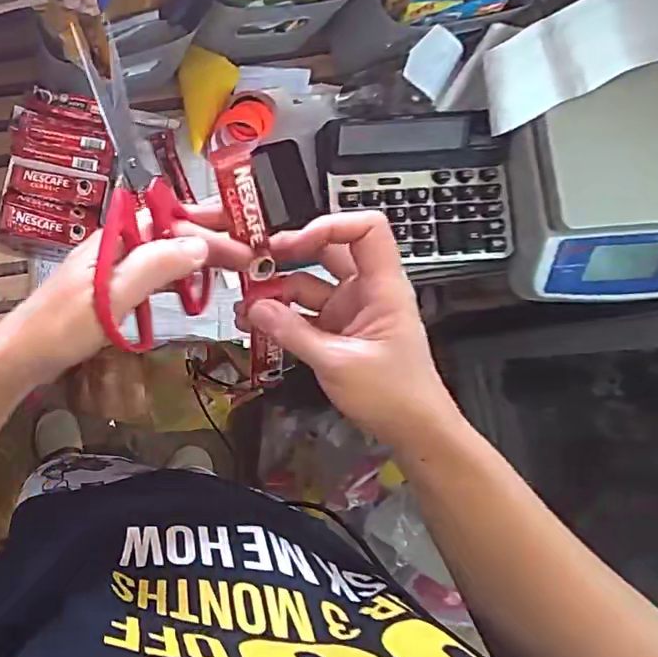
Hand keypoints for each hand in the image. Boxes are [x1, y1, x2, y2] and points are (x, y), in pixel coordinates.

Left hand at [0, 203, 243, 388]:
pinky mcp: (106, 293)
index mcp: (113, 239)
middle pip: (168, 233)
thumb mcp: (111, 296)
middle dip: (207, 239)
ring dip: (193, 259)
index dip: (210, 232)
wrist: (21, 357)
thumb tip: (198, 246)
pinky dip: (172, 280)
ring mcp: (108, 269)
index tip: (244, 246)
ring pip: (160, 254)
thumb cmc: (60, 328)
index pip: (171, 222)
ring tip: (226, 268)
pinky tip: (185, 289)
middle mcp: (113, 247)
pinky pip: (148, 277)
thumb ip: (154, 267)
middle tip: (246, 252)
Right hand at [237, 211, 464, 443]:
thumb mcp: (337, 363)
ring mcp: (349, 311)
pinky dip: (280, 317)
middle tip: (255, 263)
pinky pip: (304, 314)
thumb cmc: (393, 395)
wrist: (412, 430)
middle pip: (329, 252)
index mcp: (382, 288)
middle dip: (290, 253)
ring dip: (276, 291)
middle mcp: (365, 292)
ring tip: (245, 304)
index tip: (292, 244)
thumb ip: (293, 333)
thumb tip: (255, 308)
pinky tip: (255, 323)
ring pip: (309, 285)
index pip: (366, 230)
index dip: (329, 226)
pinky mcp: (336, 331)